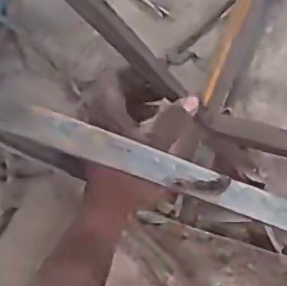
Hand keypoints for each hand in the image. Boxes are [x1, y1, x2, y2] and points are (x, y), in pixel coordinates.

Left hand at [79, 71, 202, 220]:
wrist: (108, 212)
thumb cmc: (133, 177)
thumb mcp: (159, 147)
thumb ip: (174, 120)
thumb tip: (191, 98)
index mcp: (106, 111)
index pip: (115, 76)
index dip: (138, 73)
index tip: (163, 78)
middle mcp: (96, 116)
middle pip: (116, 89)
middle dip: (143, 88)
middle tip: (168, 93)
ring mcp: (95, 131)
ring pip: (116, 105)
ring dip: (140, 103)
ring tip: (165, 107)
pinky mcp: (100, 145)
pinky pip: (116, 120)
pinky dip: (134, 117)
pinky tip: (153, 126)